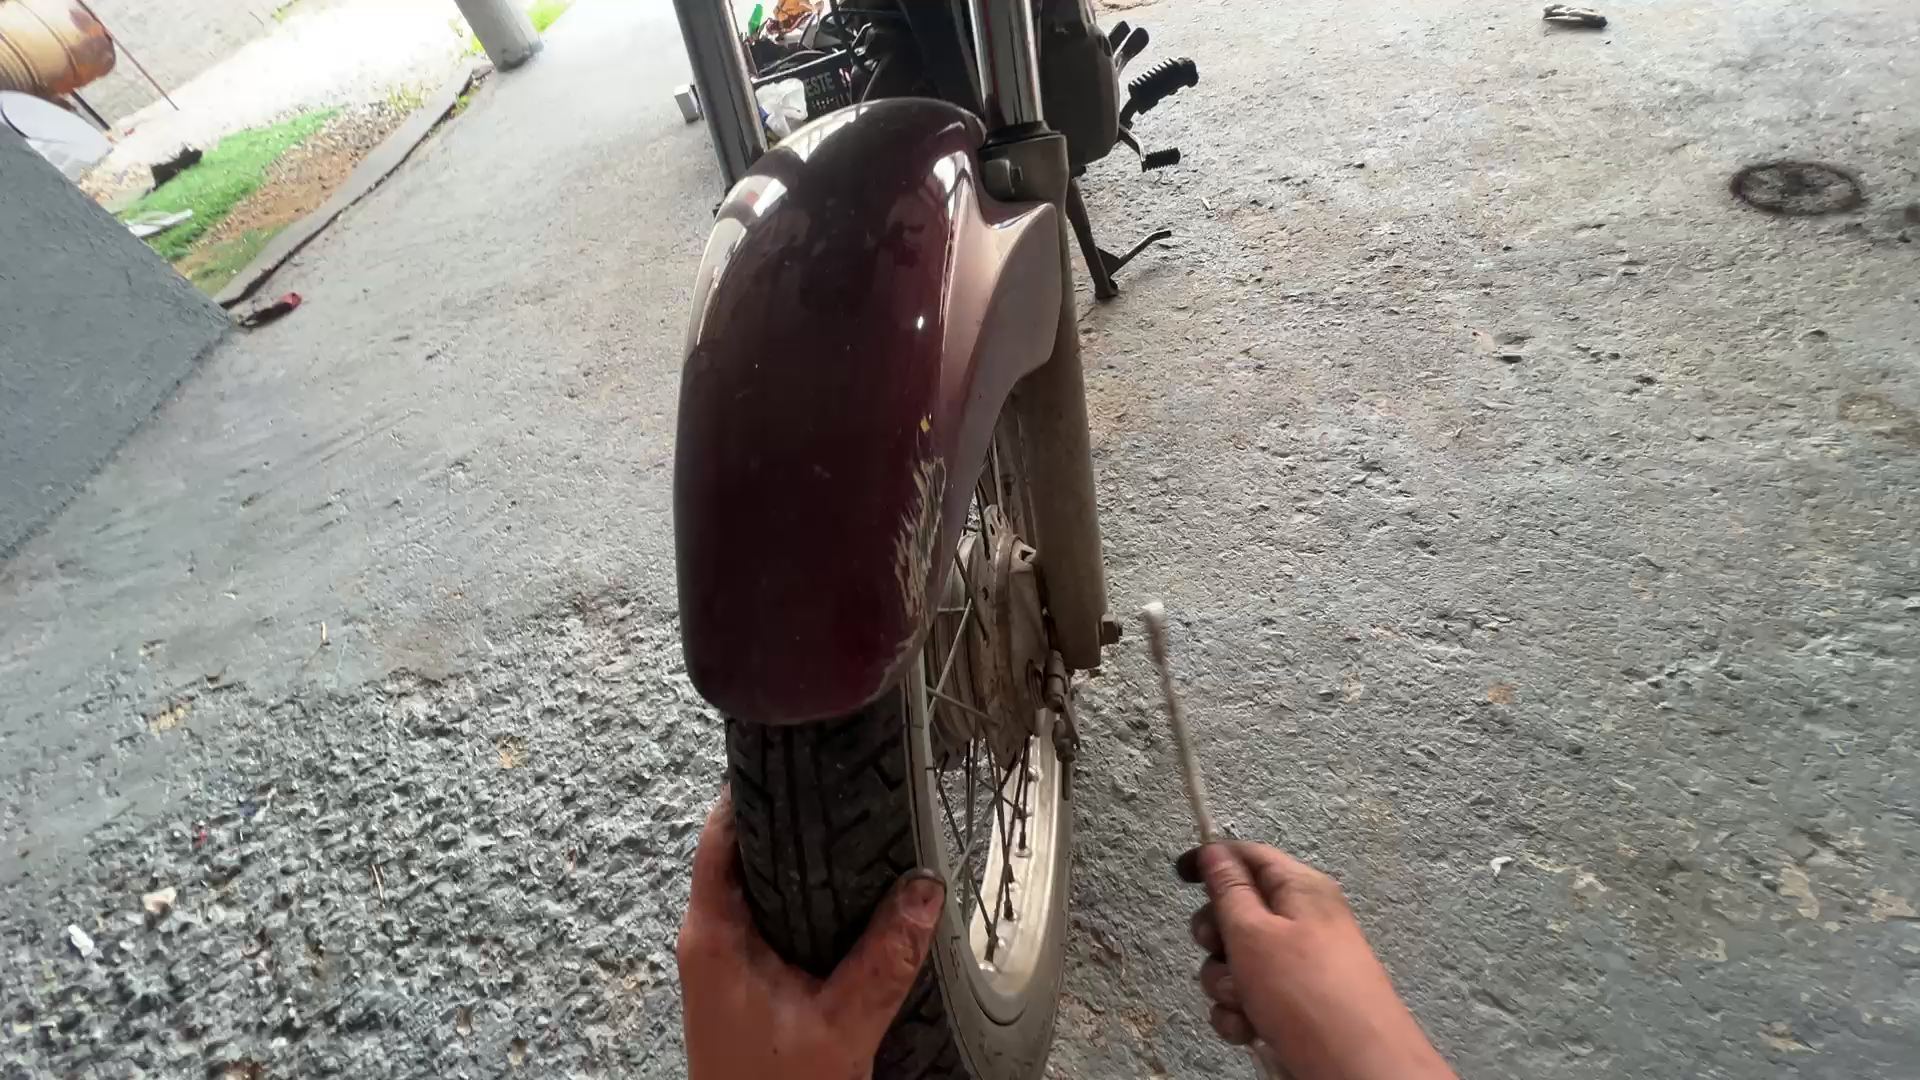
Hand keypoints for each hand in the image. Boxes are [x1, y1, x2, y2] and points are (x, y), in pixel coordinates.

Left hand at [678, 787, 946, 1079]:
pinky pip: (768, 905)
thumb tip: (925, 891)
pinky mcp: (744, 972)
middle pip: (739, 845)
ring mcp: (725, 954)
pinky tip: (840, 884)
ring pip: (755, 875)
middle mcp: (711, 935)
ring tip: (843, 816)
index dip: (746, 788)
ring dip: (791, 847)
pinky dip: (798, 882)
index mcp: (713, 935)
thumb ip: (883, 959)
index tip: (785, 752)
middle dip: (783, 810)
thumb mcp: (838, 1028)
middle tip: (832, 775)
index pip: (719, 834)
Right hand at [1179, 841, 1456, 1079]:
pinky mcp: (1296, 1007)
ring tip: (1241, 1002)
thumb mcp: (1253, 932)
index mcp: (1300, 889)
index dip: (1211, 859)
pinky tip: (1246, 1029)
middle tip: (1215, 948)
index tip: (1181, 876)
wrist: (1363, 1076)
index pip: (1248, 855)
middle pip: (1237, 909)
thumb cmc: (1305, 993)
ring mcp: (1300, 967)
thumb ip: (1227, 889)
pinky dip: (1240, 1011)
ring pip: (1238, 957)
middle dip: (1215, 934)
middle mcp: (1302, 921)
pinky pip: (1252, 995)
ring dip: (1225, 980)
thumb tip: (1214, 850)